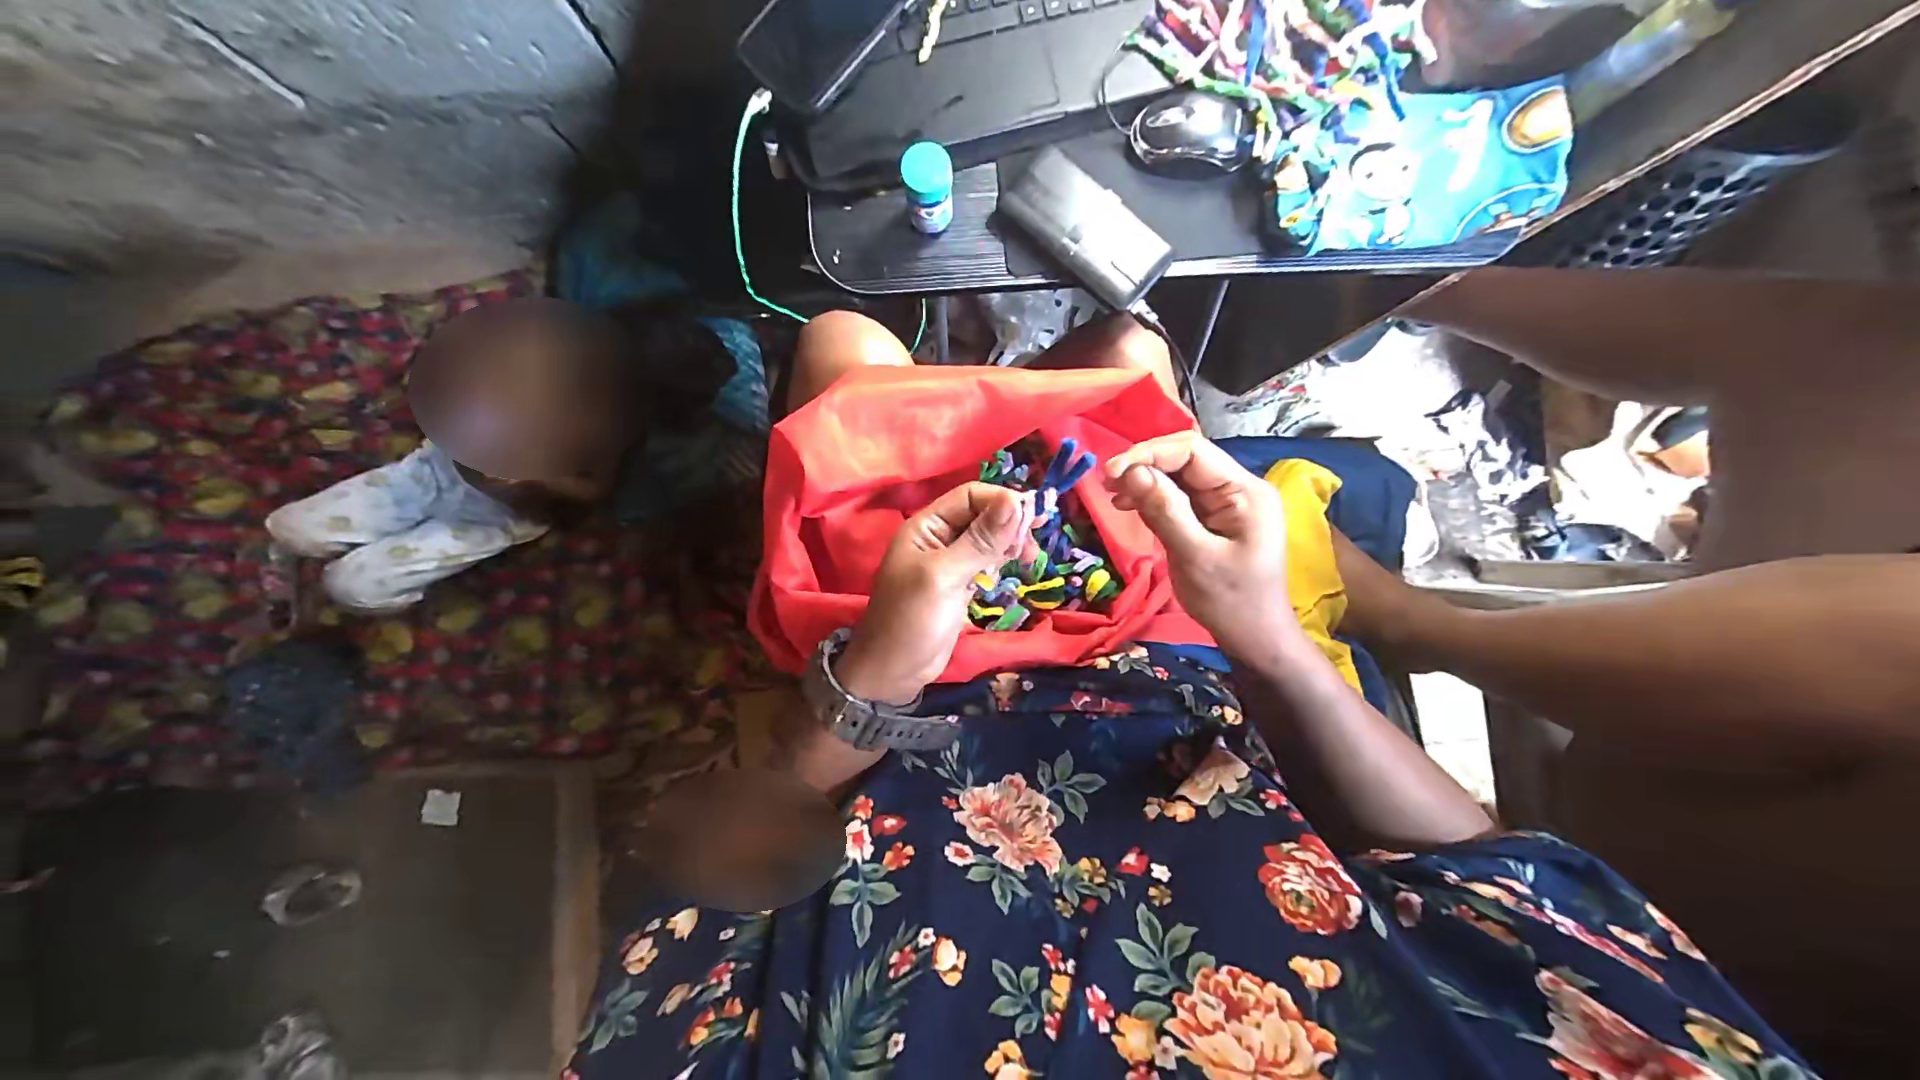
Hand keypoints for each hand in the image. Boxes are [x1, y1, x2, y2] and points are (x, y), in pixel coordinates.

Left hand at [838, 482, 1030, 704]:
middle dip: (1010, 524)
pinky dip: (1001, 562)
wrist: (891, 672)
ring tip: (1026, 559)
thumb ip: (980, 541)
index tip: (1031, 522)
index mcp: (927, 526)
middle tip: (1028, 549)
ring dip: (1010, 543)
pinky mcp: (960, 583)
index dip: (1002, 502)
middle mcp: (939, 537)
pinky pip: (987, 561)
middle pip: (983, 514)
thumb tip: (1017, 502)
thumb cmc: (910, 620)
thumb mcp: (945, 577)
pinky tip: (1008, 572)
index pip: (971, 495)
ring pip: (989, 538)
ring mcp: (950, 562)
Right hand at [1104, 432, 1300, 663]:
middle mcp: (1238, 488)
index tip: (1112, 474)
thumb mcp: (1195, 556)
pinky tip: (1129, 505)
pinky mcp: (1213, 517)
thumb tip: (1132, 473)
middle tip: (1108, 484)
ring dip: (1144, 481)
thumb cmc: (1230, 600)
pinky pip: (1178, 496)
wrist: (1255, 637)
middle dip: (1144, 465)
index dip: (1149, 454)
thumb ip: (1165, 511)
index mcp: (1245, 491)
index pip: (1192, 451)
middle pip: (1185, 459)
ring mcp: (1226, 502)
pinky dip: (1152, 497)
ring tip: (1114, 496)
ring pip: (1178, 476)